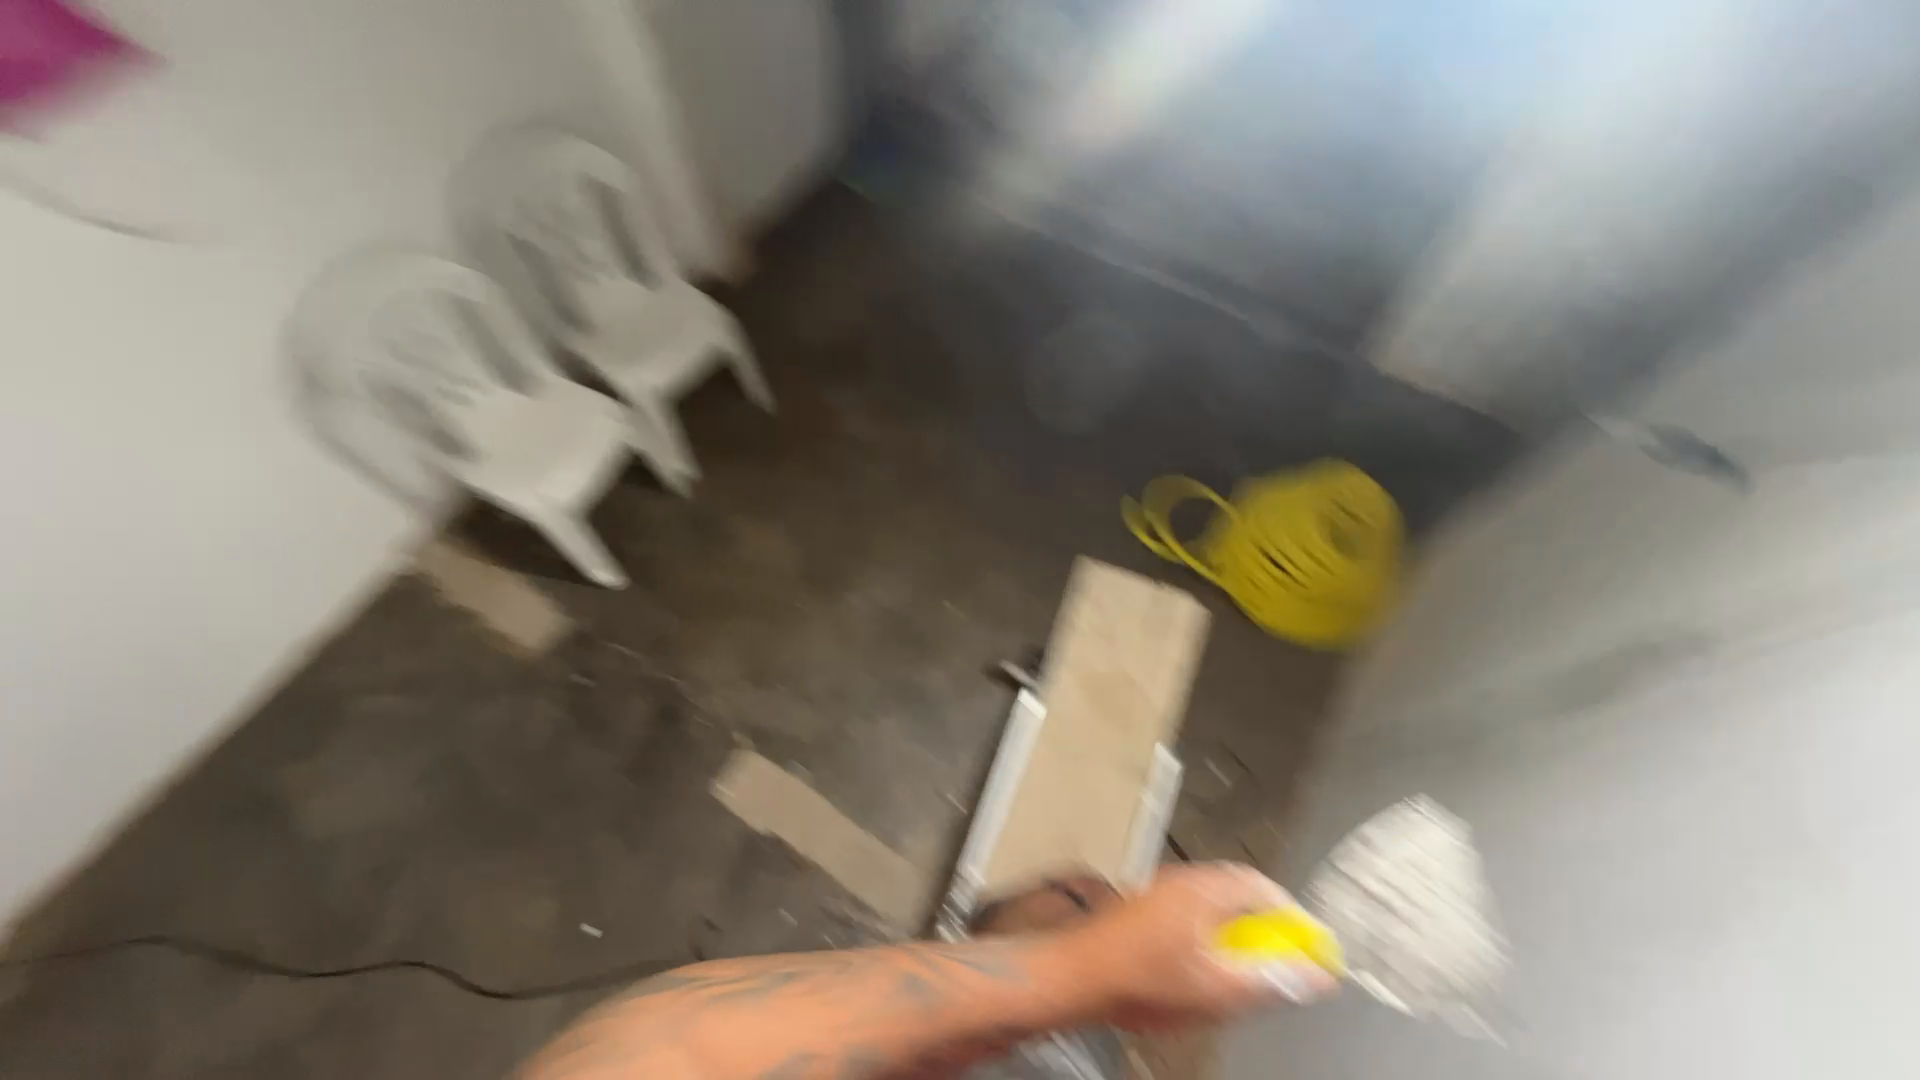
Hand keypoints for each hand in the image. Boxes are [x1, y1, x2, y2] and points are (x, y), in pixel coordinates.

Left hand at [1055, 862, 1338, 1030]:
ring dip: (1235, 931)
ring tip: (1243, 969)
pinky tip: (1203, 968)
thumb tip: (1312, 976)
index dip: (1291, 915)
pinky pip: (1189, 913)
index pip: (1261, 886)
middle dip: (1263, 925)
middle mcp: (1180, 880)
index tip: (1308, 944)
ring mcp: (1158, 891)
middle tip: (1278, 959)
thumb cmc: (1138, 978)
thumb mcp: (1216, 989)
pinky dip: (1208, 935)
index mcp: (1202, 889)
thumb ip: (1268, 981)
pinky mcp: (1142, 908)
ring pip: (1212, 904)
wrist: (1076, 976)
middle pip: (1237, 892)